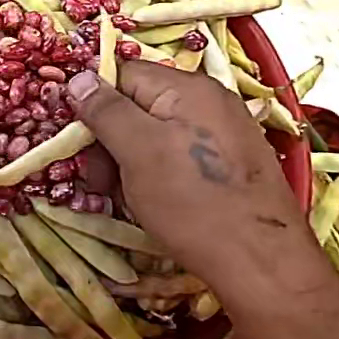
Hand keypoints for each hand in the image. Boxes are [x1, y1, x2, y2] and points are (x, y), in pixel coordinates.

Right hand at [67, 62, 338, 310]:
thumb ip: (106, 109)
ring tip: (124, 197)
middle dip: (108, 139)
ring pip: (153, 134)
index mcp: (187, 88)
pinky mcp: (226, 164)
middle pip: (136, 105)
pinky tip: (150, 201)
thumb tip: (77, 78)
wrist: (262, 264)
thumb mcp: (138, 151)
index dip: (93, 102)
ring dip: (127, 161)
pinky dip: (153, 174)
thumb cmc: (193, 203)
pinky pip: (175, 155)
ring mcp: (221, 134)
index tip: (76, 140)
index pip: (122, 74)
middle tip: (99, 180)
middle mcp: (208, 102)